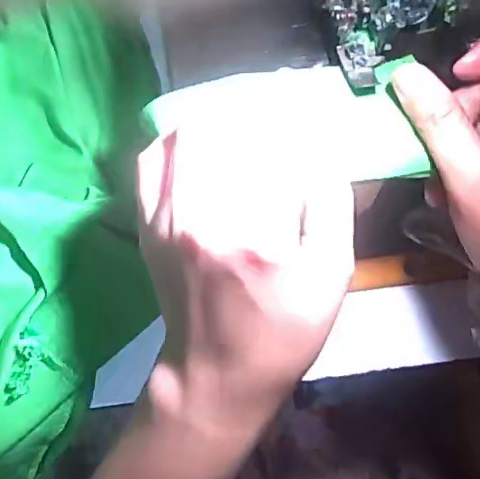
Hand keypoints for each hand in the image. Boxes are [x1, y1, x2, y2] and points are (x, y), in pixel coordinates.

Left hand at [135, 126, 354, 445]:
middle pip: (228, 129)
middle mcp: (201, 219)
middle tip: (281, 104)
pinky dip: (177, 137)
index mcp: (256, 237)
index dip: (297, 121)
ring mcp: (165, 219)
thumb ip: (332, 206)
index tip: (311, 111)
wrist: (214, 374)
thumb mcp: (332, 279)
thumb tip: (321, 148)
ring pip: (187, 135)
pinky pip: (152, 159)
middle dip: (260, 109)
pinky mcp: (146, 223)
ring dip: (220, 115)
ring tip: (246, 115)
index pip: (277, 148)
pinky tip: (202, 136)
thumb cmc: (282, 332)